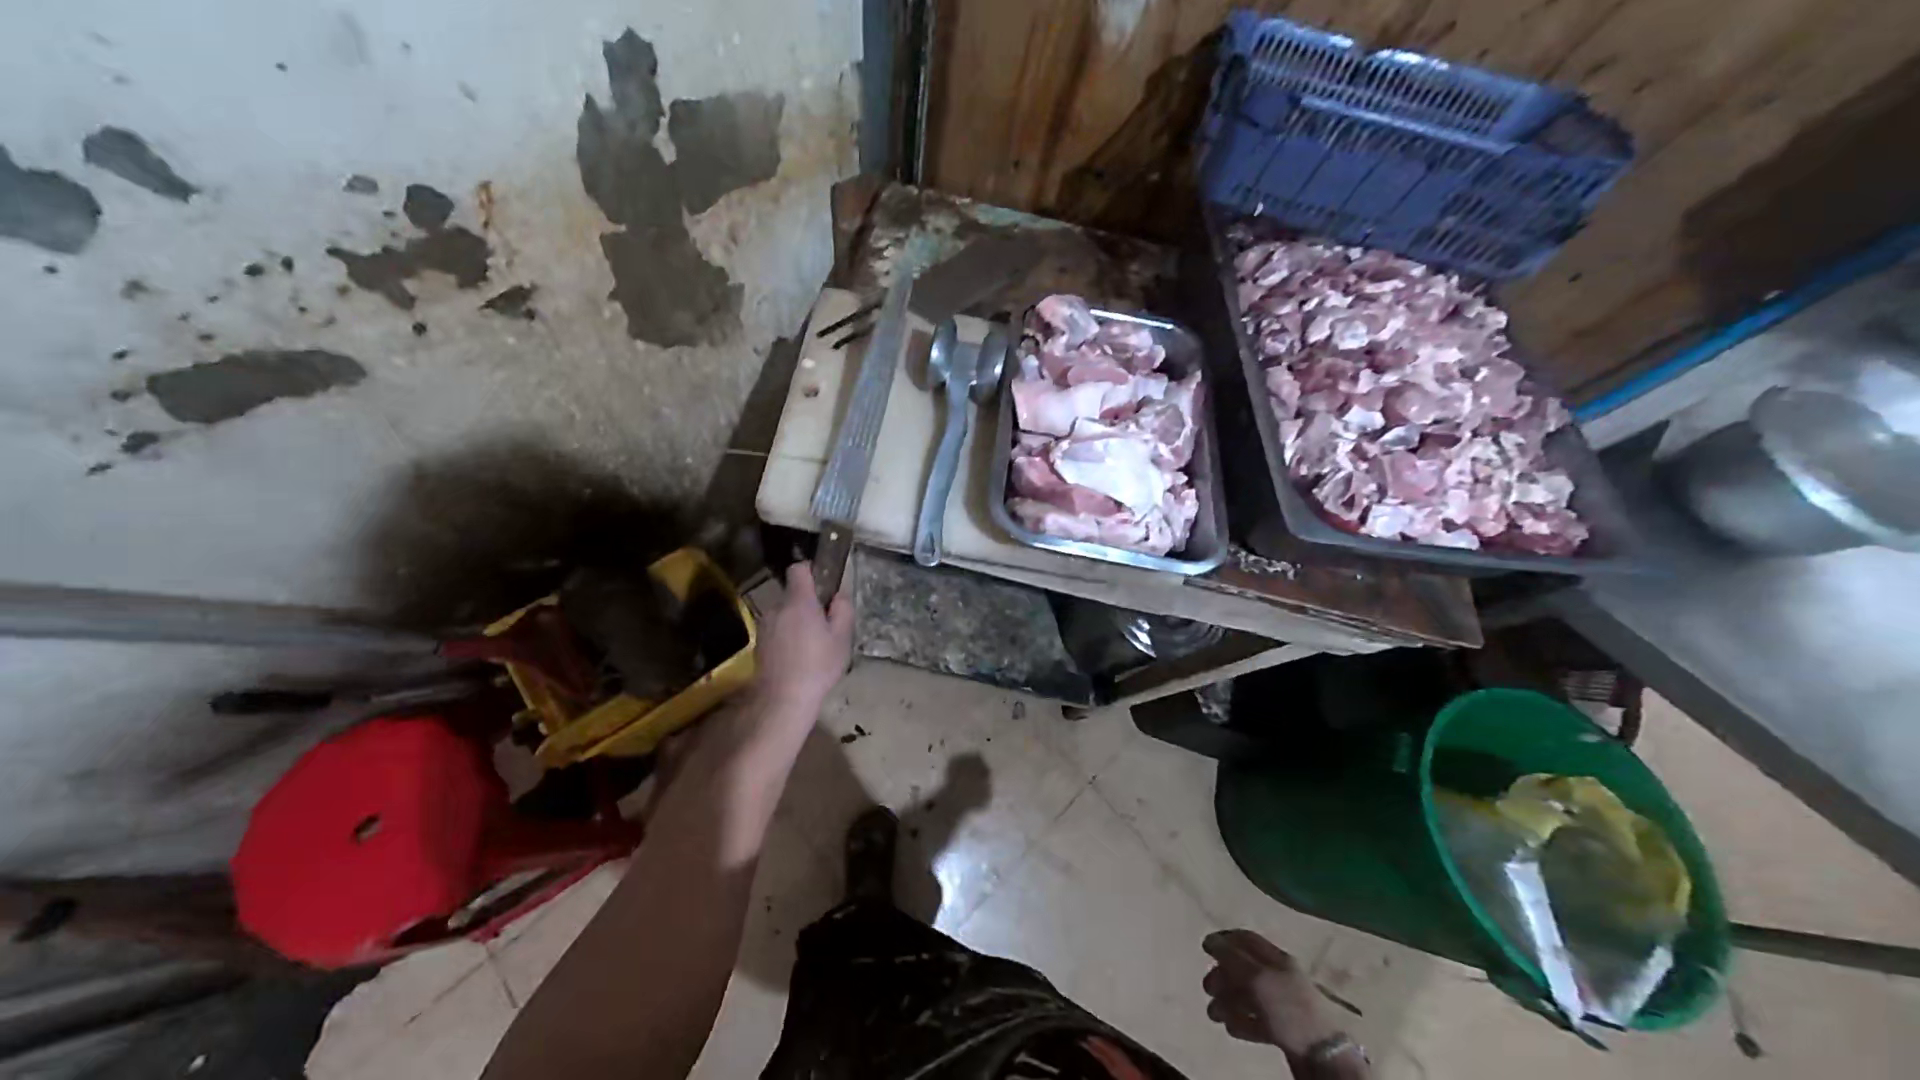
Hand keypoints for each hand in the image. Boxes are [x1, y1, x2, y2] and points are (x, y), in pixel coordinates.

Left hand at [753, 561, 853, 712]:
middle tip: (825, 626)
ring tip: (812, 646)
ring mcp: (765, 625)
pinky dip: (787, 636)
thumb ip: (843, 610)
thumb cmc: (818, 665)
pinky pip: (777, 630)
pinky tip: (798, 657)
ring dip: (797, 622)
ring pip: (785, 614)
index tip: (824, 586)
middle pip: (793, 595)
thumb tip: (839, 595)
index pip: (799, 569)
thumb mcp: (842, 638)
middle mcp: (777, 608)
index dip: (812, 571)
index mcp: (799, 601)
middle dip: (808, 605)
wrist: (783, 698)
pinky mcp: (759, 643)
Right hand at [1202, 930, 1341, 1056]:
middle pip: (1243, 969)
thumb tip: (1210, 940)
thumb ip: (1232, 957)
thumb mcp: (1257, 978)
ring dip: (1228, 1003)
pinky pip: (1256, 1020)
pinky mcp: (1282, 1030)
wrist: (1323, 1057)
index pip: (1247, 939)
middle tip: (1208, 989)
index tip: (1204, 948)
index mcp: (1277, 959)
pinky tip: (1232, 1028)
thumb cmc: (1288, 1009)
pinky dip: (1242, 1022)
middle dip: (1222, 977)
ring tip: (1215, 1014)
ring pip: (1248, 996)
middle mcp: (1279, 977)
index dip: (1224, 939)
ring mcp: (1282, 1005)